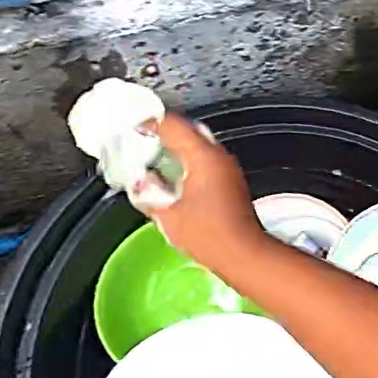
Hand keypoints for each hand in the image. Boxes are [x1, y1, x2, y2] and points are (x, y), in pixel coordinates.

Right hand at [142, 115, 266, 267]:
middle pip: (190, 132)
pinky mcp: (233, 183)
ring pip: (200, 147)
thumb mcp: (166, 214)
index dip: (151, 124)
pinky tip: (174, 180)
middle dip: (165, 136)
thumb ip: (148, 192)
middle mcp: (220, 158)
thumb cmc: (208, 235)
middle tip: (142, 144)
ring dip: (178, 151)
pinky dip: (190, 164)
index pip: (174, 125)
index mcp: (203, 157)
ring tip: (154, 163)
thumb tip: (139, 181)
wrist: (243, 254)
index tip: (134, 130)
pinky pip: (208, 163)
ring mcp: (230, 170)